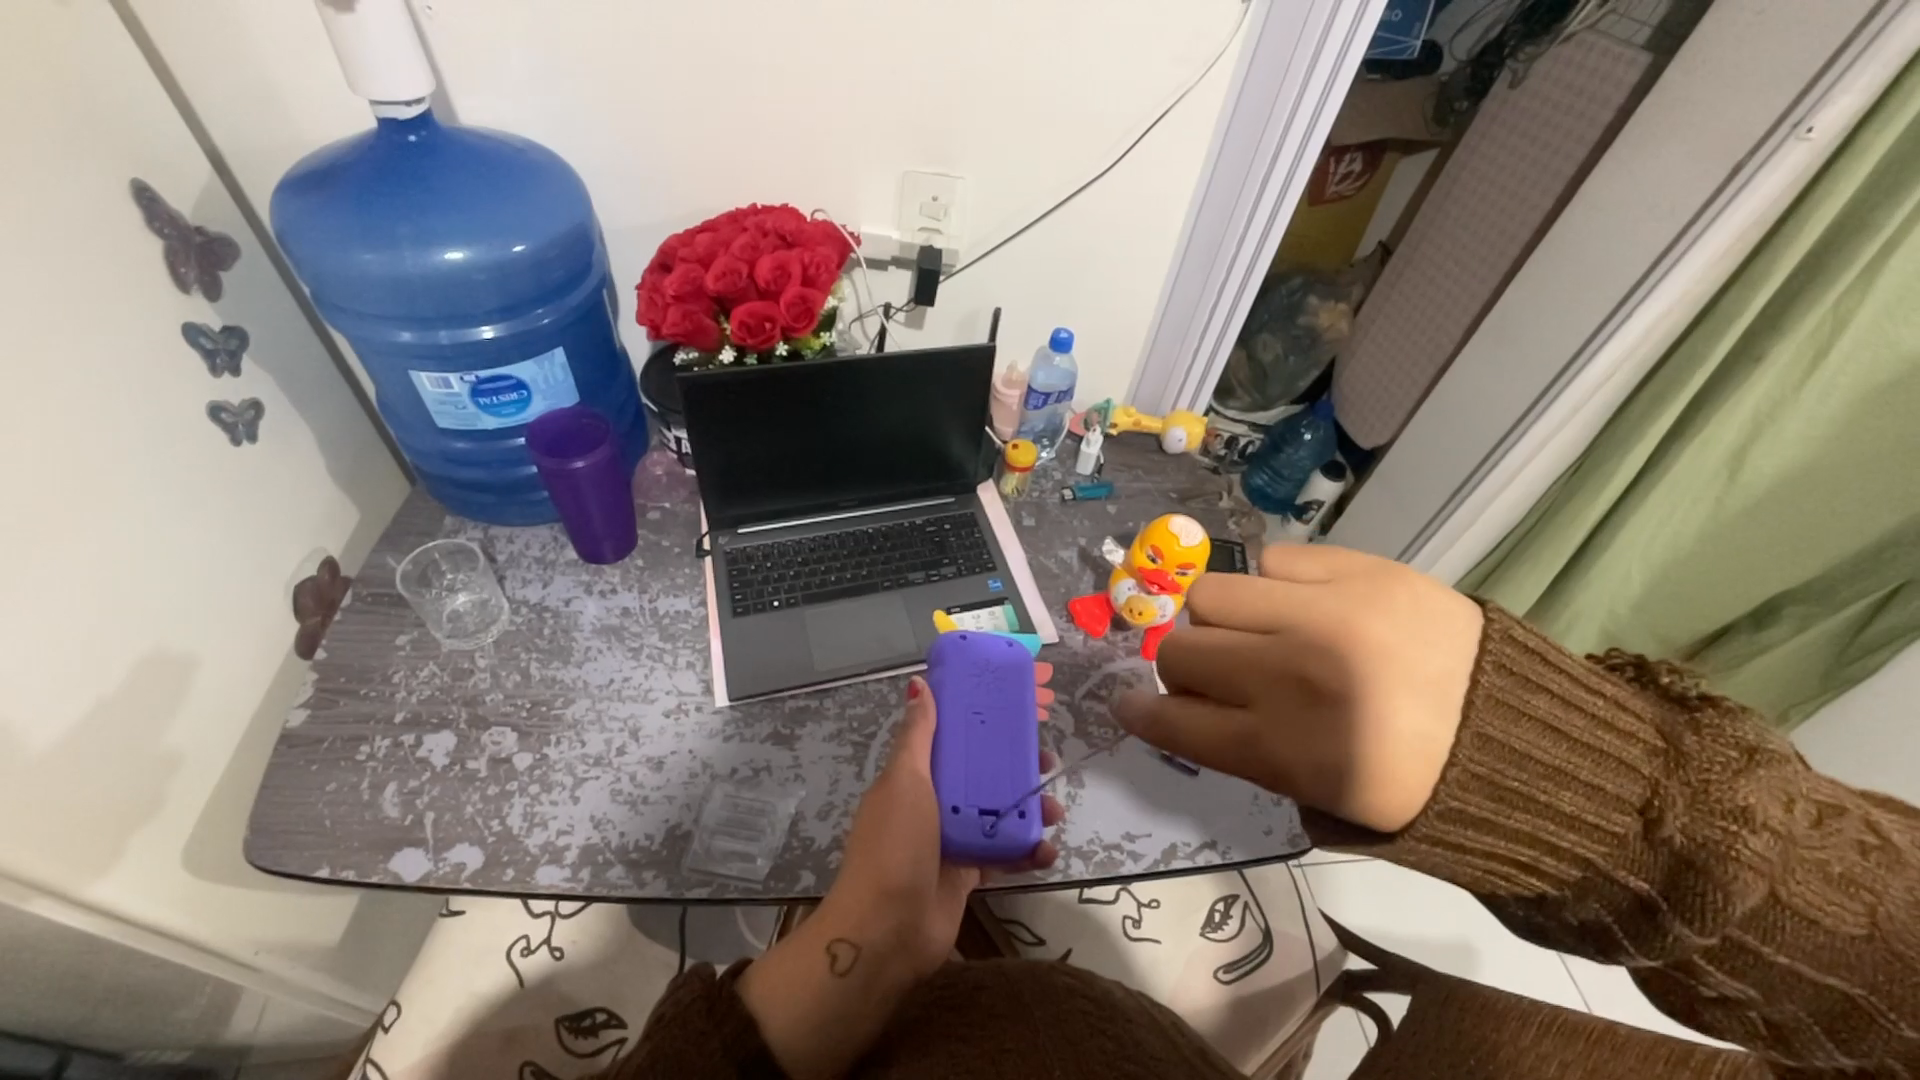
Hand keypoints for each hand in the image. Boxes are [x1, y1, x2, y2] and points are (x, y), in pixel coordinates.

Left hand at [829, 666, 1063, 977]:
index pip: (952, 741)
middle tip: (1047, 759)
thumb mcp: (905, 781)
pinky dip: (1026, 852)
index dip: (982, 724)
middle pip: (980, 775)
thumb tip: (918, 683)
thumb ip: (918, 735)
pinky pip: (1002, 855)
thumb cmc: (895, 844)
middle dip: (1015, 766)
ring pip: (996, 813)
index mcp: (913, 777)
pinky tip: (1046, 851)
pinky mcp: (967, 875)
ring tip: (1054, 811)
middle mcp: (932, 804)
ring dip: (1028, 810)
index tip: (1016, 712)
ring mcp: (950, 841)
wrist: (886, 929)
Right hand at [1115, 545, 1482, 833]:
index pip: (1175, 719)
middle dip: (1186, 668)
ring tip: (1258, 631)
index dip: (1141, 711)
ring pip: (1211, 594)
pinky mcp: (1360, 570)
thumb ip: (1239, 754)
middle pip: (1181, 651)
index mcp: (1285, 749)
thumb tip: (1174, 706)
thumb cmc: (1412, 784)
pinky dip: (1273, 585)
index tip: (1129, 702)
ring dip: (1220, 619)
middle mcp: (1294, 675)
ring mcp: (1325, 614)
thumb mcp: (1318, 798)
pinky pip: (1271, 559)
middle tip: (1218, 674)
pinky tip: (1302, 606)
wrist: (1522, 738)